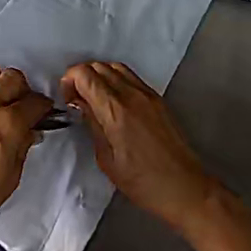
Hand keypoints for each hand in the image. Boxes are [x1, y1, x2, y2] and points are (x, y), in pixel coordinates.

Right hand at [60, 61, 222, 235]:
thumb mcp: (107, 159)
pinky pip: (131, 77)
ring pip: (116, 67)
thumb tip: (80, 104)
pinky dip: (116, 79)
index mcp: (116, 110)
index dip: (70, 80)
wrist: (183, 185)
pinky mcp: (157, 98)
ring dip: (99, 75)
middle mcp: (132, 94)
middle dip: (82, 76)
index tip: (67, 98)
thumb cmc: (142, 181)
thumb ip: (92, 125)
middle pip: (100, 66)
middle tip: (75, 98)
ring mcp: (147, 94)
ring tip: (92, 98)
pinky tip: (112, 100)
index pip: (86, 74)